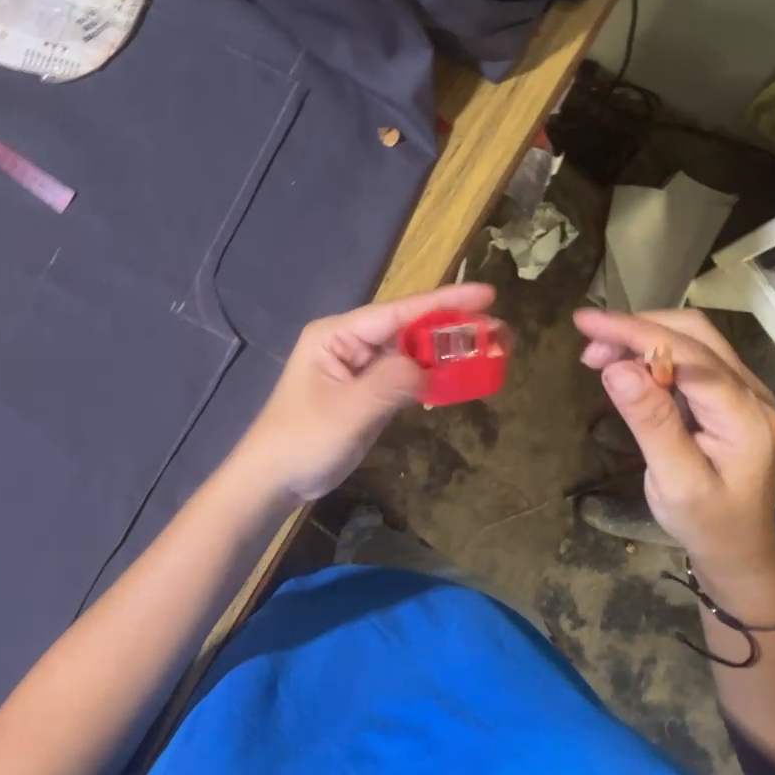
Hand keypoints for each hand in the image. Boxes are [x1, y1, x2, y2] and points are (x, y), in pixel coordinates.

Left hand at [232, 283, 496, 502]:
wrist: (273, 480)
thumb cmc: (302, 440)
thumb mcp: (348, 411)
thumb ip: (390, 384)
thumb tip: (428, 366)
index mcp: (336, 335)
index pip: (397, 312)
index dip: (443, 303)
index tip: (487, 294)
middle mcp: (348, 343)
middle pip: (408, 330)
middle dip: (452, 329)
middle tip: (501, 331)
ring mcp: (357, 368)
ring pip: (410, 354)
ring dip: (446, 355)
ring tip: (491, 353)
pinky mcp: (366, 393)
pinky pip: (405, 378)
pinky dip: (431, 380)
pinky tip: (458, 383)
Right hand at [575, 309, 774, 581]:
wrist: (739, 549)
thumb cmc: (706, 522)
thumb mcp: (675, 480)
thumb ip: (651, 422)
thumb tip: (617, 369)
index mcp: (744, 415)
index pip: (687, 354)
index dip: (634, 332)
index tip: (585, 323)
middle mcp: (751, 393)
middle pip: (693, 334)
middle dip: (636, 330)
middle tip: (588, 347)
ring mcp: (743, 392)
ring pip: (691, 340)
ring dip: (642, 338)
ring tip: (598, 356)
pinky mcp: (728, 396)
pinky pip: (690, 358)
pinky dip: (652, 354)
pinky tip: (624, 369)